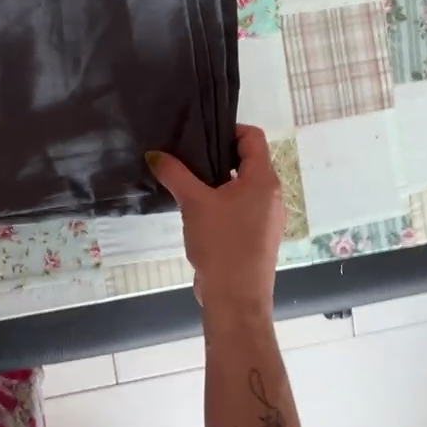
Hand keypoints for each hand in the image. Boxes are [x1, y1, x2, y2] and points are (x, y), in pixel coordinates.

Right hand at [146, 124, 284, 318]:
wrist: (236, 297)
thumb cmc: (222, 243)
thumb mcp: (194, 203)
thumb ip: (174, 174)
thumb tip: (154, 154)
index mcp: (264, 180)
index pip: (252, 137)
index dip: (227, 129)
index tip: (198, 135)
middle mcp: (271, 194)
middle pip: (247, 160)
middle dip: (217, 155)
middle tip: (185, 156)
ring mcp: (266, 217)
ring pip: (241, 186)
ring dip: (216, 181)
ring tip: (185, 182)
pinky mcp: (256, 235)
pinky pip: (239, 206)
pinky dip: (220, 201)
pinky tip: (195, 211)